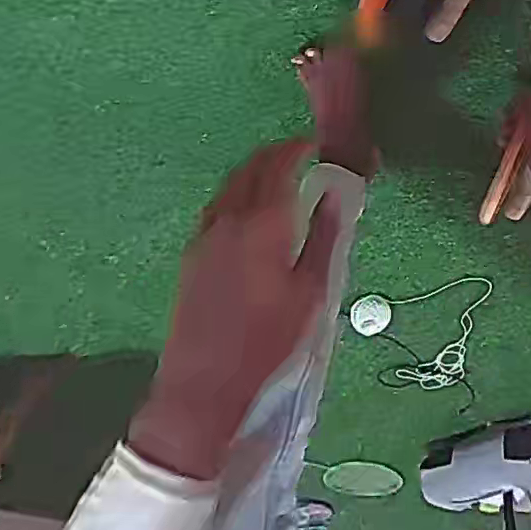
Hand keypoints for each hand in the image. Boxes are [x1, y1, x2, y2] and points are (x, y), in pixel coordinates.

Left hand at [128, 139, 340, 479]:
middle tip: (302, 156)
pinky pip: (218, 204)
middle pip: (252, 166)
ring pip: (232, 182)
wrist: (205, 383)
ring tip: (280, 179)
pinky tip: (250, 211)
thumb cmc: (269, 340)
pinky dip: (238, 192)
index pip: (280, 165)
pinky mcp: (193, 251)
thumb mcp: (313, 291)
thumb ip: (327, 235)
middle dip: (278, 153)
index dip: (299, 148)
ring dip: (256, 170)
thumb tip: (338, 196)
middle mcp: (230, 217)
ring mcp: (206, 233)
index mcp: (264, 223)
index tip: (315, 146)